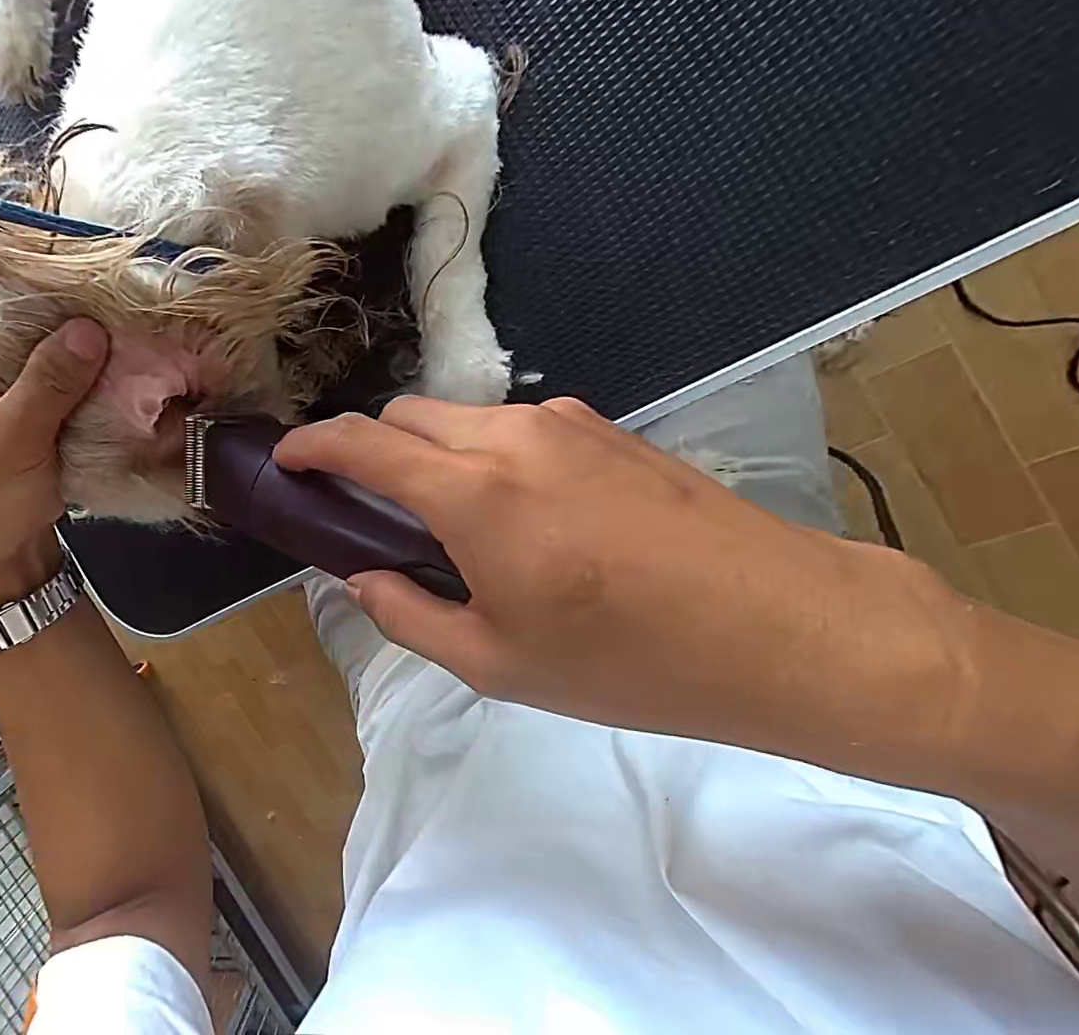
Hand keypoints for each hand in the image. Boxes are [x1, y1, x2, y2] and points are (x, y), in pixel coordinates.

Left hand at [0, 236, 108, 620]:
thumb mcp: (13, 440)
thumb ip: (47, 383)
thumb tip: (89, 327)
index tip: (51, 265)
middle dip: (41, 280)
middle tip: (93, 287)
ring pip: (23, 315)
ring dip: (63, 313)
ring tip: (108, 313)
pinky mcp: (19, 385)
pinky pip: (46, 347)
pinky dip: (73, 344)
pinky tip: (105, 347)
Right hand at [274, 396, 971, 764]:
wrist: (788, 628)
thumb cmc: (628, 661)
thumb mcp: (496, 663)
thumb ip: (407, 614)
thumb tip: (360, 579)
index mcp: (472, 494)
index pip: (363, 443)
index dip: (313, 445)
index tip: (289, 459)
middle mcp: (510, 436)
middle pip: (406, 415)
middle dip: (371, 449)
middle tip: (372, 509)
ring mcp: (565, 422)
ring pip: (461, 417)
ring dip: (431, 453)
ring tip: (452, 521)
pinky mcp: (608, 428)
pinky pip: (515, 427)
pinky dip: (484, 454)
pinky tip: (520, 512)